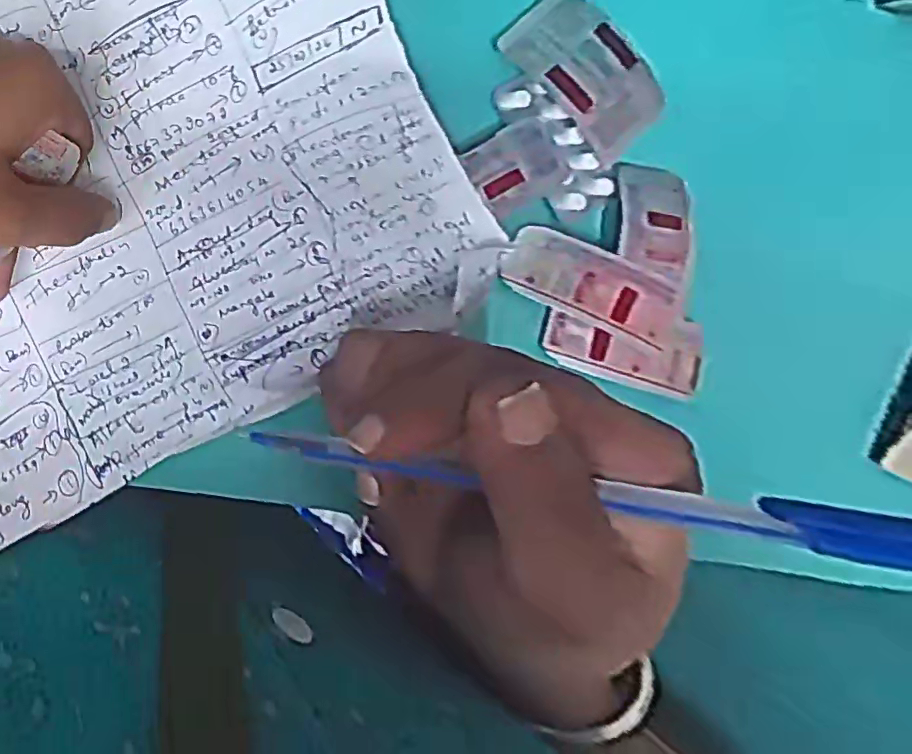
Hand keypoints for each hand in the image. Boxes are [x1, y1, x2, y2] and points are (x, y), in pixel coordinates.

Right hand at [319, 330, 697, 729]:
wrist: (499, 626)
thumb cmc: (543, 618)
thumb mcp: (562, 587)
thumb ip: (545, 498)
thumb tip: (512, 393)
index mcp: (625, 446)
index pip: (528, 386)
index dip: (442, 403)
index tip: (374, 445)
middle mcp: (560, 399)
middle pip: (461, 361)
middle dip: (394, 401)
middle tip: (354, 448)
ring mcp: (492, 384)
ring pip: (414, 348)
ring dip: (368, 390)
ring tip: (353, 444)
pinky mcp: (438, 387)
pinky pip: (383, 355)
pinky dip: (353, 382)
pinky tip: (348, 422)